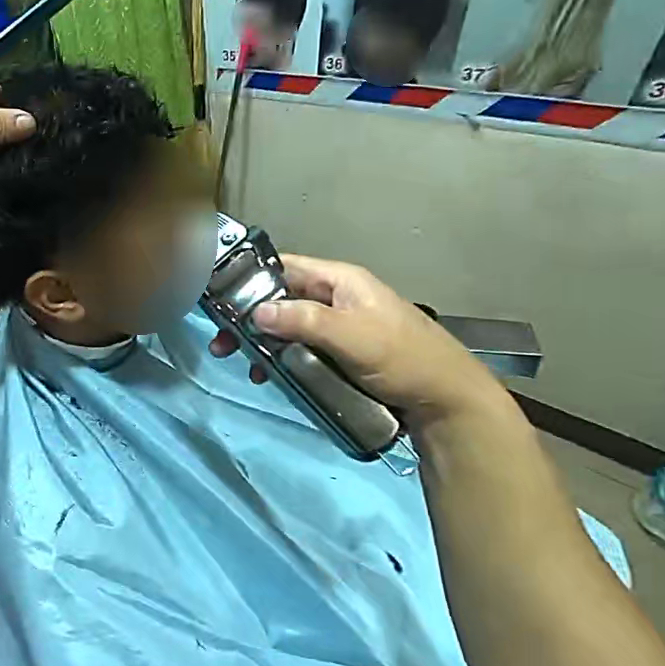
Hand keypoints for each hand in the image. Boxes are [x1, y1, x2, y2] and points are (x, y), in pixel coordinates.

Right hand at [209, 254, 508, 426]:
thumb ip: (304, 320)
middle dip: (250, 317)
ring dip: (263, 341)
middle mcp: (336, 297)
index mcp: (340, 280)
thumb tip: (256, 311)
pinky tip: (269, 376)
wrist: (444, 398)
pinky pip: (302, 349)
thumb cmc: (402, 357)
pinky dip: (282, 359)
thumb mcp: (351, 336)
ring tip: (241, 363)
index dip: (251, 277)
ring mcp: (338, 327)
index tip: (219, 297)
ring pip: (289, 326)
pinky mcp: (340, 354)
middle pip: (282, 298)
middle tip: (222, 341)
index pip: (286, 267)